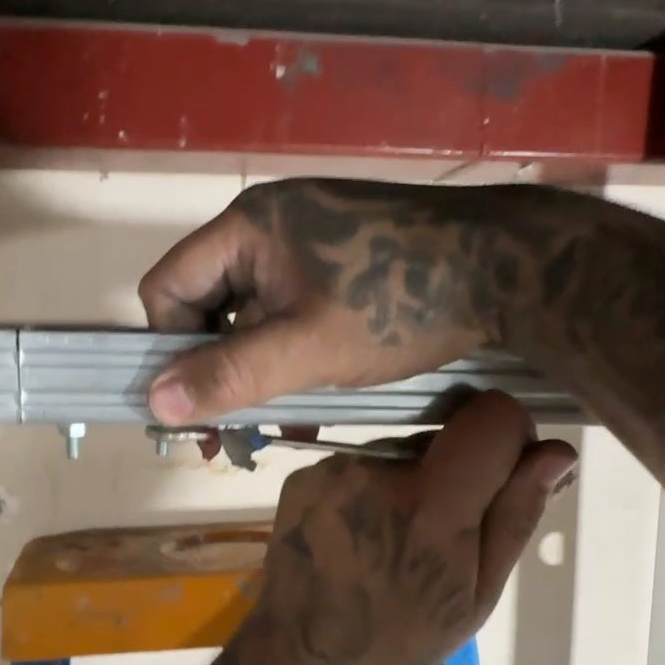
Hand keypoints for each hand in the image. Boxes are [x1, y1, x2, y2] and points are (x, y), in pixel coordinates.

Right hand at [139, 178, 532, 424]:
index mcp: (249, 228)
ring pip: (252, 319)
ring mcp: (309, 245)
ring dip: (255, 376)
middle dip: (215, 373)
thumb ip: (228, 375)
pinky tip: (309, 408)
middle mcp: (270, 228)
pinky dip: (290, 361)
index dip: (169, 348)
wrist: (510, 270)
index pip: (168, 287)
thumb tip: (154, 404)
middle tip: (231, 435)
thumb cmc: (400, 303)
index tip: (194, 405)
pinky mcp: (341, 266)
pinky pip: (290, 318)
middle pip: (208, 306)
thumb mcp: (307, 349)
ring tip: (273, 431)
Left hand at [241, 391, 576, 664]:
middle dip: (456, 473)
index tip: (504, 476)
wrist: (301, 657)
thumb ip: (516, 514)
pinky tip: (357, 539)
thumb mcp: (477, 593)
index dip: (511, 436)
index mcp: (431, 503)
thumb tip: (558, 452)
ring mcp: (332, 468)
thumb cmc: (400, 637)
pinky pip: (359, 465)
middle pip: (444, 435)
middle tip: (439, 536)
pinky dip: (369, 491)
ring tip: (390, 544)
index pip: (492, 415)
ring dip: (409, 484)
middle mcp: (376, 469)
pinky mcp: (303, 474)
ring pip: (400, 452)